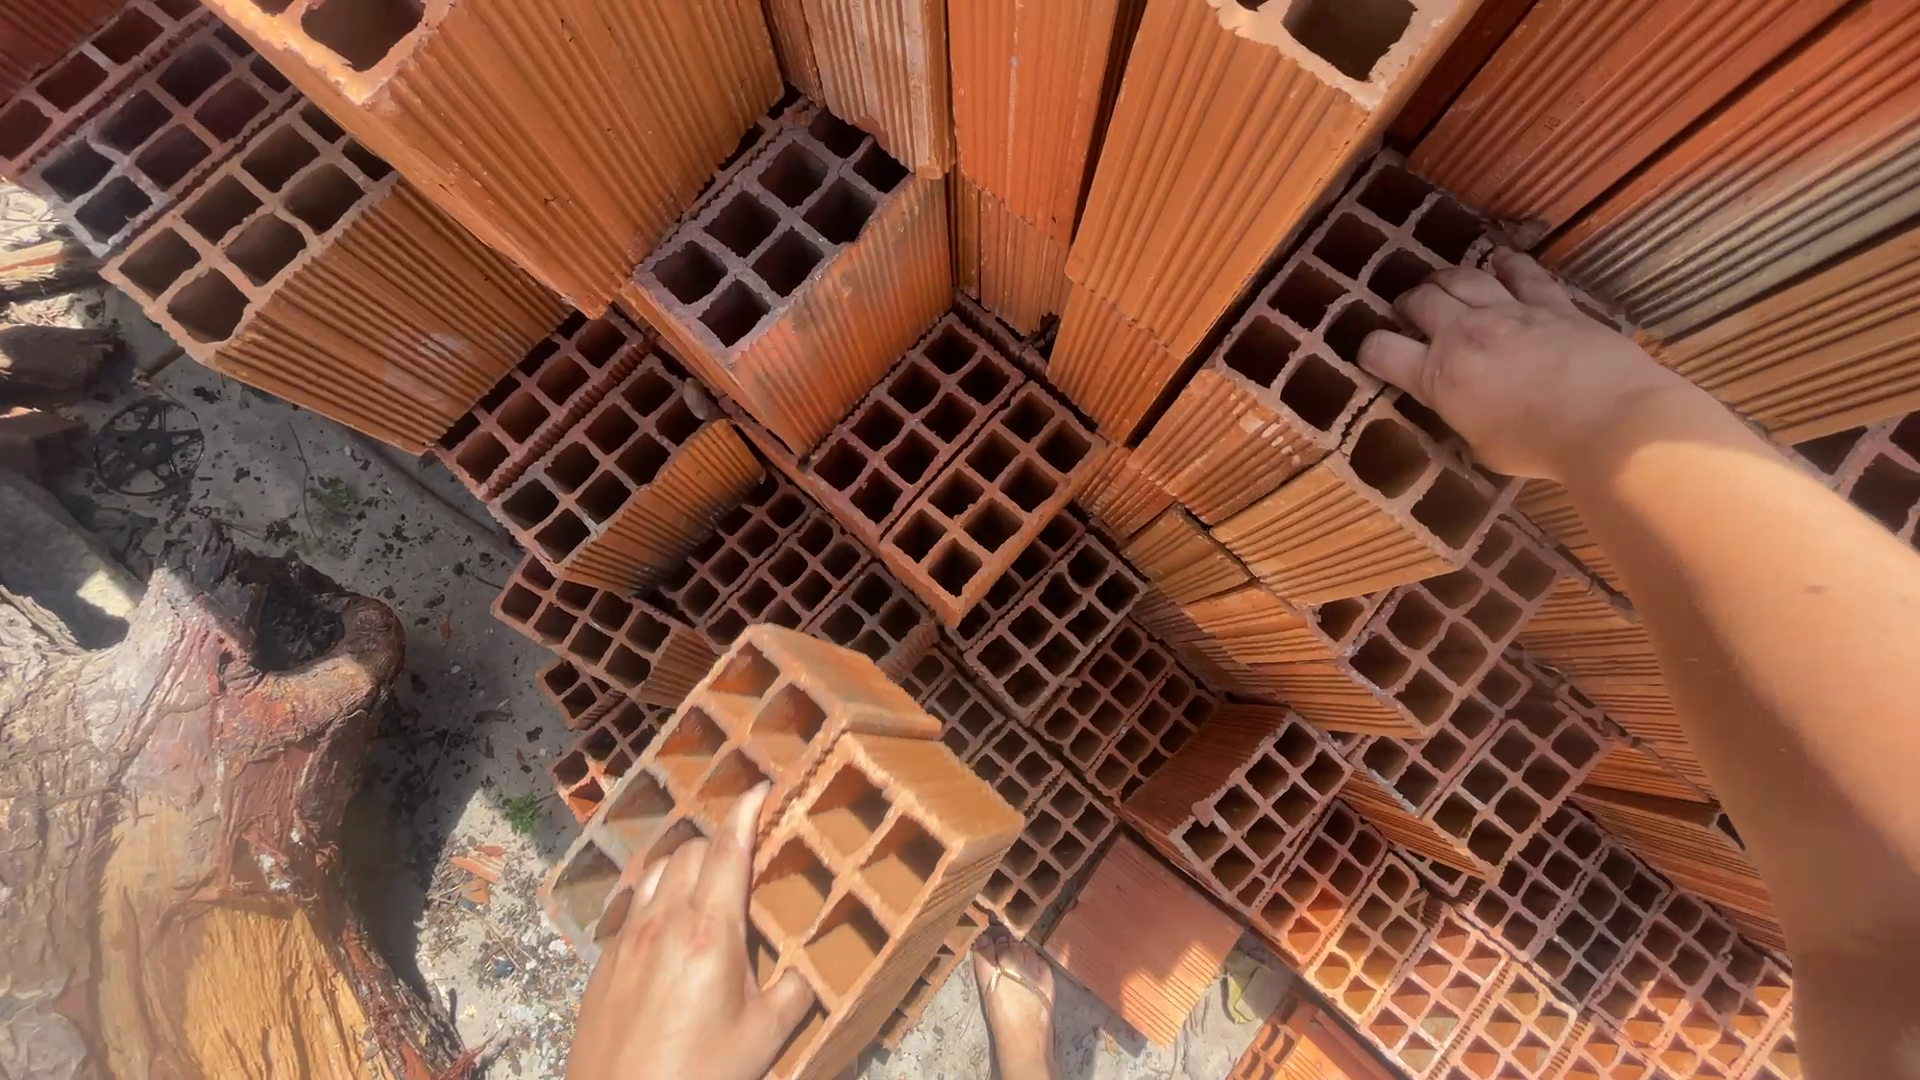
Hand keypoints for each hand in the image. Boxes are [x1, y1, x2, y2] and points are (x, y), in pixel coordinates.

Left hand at [566, 783, 815, 1079]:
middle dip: (723, 840)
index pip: (730, 847)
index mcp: (710, 930)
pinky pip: (635, 904)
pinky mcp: (605, 962)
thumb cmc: (698, 1074)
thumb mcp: (764, 1037)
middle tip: (747, 856)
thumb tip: (808, 968)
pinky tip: (670, 925)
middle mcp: (666, 920)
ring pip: (660, 869)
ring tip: (708, 882)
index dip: (747, 809)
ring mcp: (629, 938)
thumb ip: (795, 991)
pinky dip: (659, 894)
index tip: (762, 787)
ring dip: (688, 863)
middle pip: (694, 849)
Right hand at [1357, 247, 1700, 481]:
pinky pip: (1523, 273)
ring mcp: (1509, 313)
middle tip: (1408, 311)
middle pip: (1420, 300)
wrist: (1611, 423)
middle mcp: (1462, 335)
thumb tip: (1459, 404)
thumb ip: (1457, 413)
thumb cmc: (1536, 447)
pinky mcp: (1553, 304)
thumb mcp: (1475, 442)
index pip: (1379, 349)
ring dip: (1445, 279)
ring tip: (1441, 284)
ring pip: (1463, 278)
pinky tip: (1500, 260)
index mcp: (1435, 376)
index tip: (1374, 354)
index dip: (1368, 349)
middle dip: (1407, 303)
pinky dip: (1507, 264)